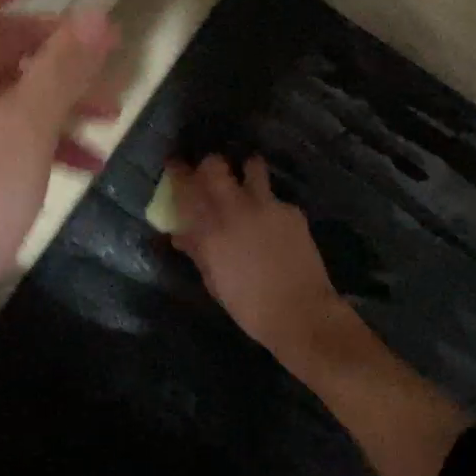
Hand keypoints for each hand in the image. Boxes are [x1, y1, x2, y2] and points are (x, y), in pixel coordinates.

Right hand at [169, 155, 347, 355]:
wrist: (300, 311)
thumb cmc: (250, 307)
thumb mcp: (214, 282)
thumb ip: (197, 251)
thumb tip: (180, 234)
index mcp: (210, 230)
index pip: (186, 188)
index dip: (178, 172)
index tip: (175, 165)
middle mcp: (236, 209)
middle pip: (215, 166)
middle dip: (209, 164)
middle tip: (210, 173)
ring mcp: (266, 205)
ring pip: (252, 166)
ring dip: (246, 170)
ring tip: (248, 182)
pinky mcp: (292, 210)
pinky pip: (275, 198)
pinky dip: (270, 206)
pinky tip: (274, 225)